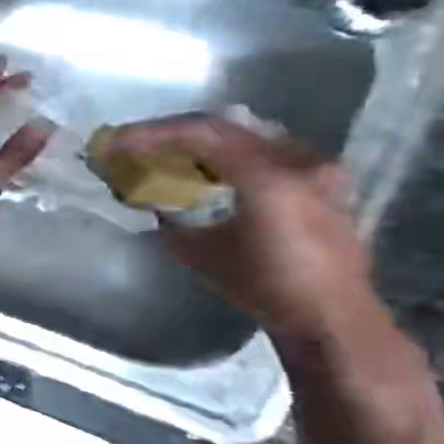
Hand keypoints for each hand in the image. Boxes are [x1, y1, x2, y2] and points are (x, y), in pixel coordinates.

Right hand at [107, 114, 385, 346]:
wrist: (330, 317)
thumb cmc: (262, 285)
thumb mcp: (199, 251)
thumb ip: (169, 217)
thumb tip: (145, 197)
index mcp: (265, 175)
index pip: (198, 133)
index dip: (149, 134)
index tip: (114, 143)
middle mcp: (294, 161)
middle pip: (221, 127)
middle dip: (170, 133)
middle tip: (134, 143)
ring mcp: (313, 167)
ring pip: (244, 134)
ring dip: (200, 140)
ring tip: (166, 152)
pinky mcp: (319, 180)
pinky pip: (263, 149)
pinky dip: (227, 151)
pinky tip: (207, 167)